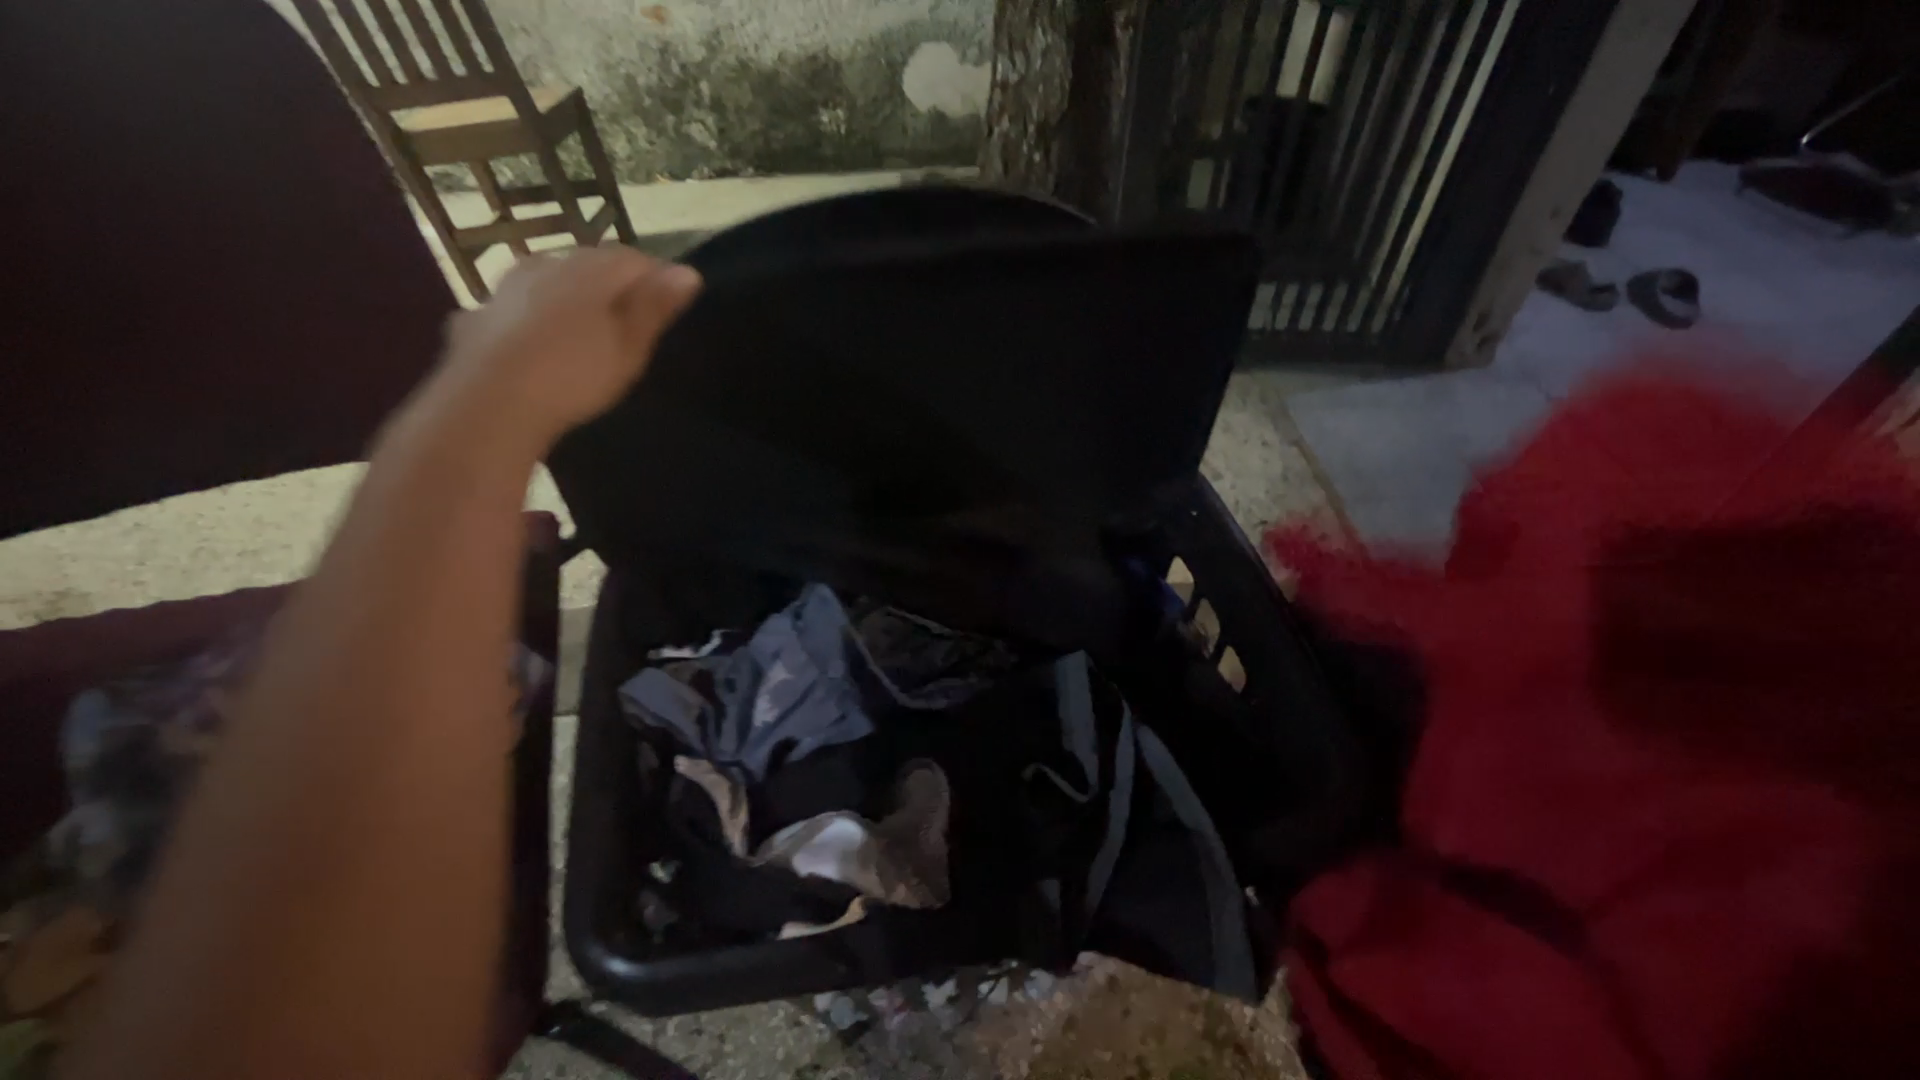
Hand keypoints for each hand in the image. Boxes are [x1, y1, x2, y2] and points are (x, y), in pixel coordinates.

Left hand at [429, 246, 701, 453]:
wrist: (490, 403)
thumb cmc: (574, 375)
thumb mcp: (629, 346)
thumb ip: (655, 306)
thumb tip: (688, 270)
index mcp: (590, 270)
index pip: (634, 258)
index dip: (656, 278)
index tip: (670, 306)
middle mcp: (547, 265)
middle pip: (589, 264)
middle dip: (612, 284)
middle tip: (630, 322)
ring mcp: (507, 287)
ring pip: (548, 280)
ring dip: (568, 295)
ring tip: (582, 328)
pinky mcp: (478, 315)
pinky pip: (512, 307)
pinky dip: (527, 316)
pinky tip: (529, 339)